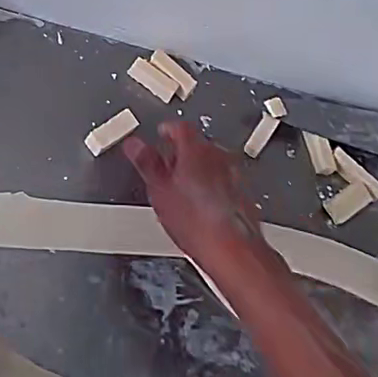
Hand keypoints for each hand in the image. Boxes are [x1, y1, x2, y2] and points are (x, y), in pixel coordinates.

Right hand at [123, 121, 281, 279]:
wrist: (231, 249)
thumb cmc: (197, 221)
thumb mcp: (159, 190)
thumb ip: (146, 162)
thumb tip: (134, 145)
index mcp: (196, 149)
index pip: (180, 127)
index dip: (167, 130)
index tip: (161, 134)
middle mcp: (218, 156)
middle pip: (196, 144)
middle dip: (180, 153)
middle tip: (165, 167)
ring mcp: (233, 173)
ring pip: (210, 162)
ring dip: (196, 169)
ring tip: (181, 190)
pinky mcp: (242, 191)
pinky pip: (222, 179)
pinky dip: (210, 185)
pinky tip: (200, 205)